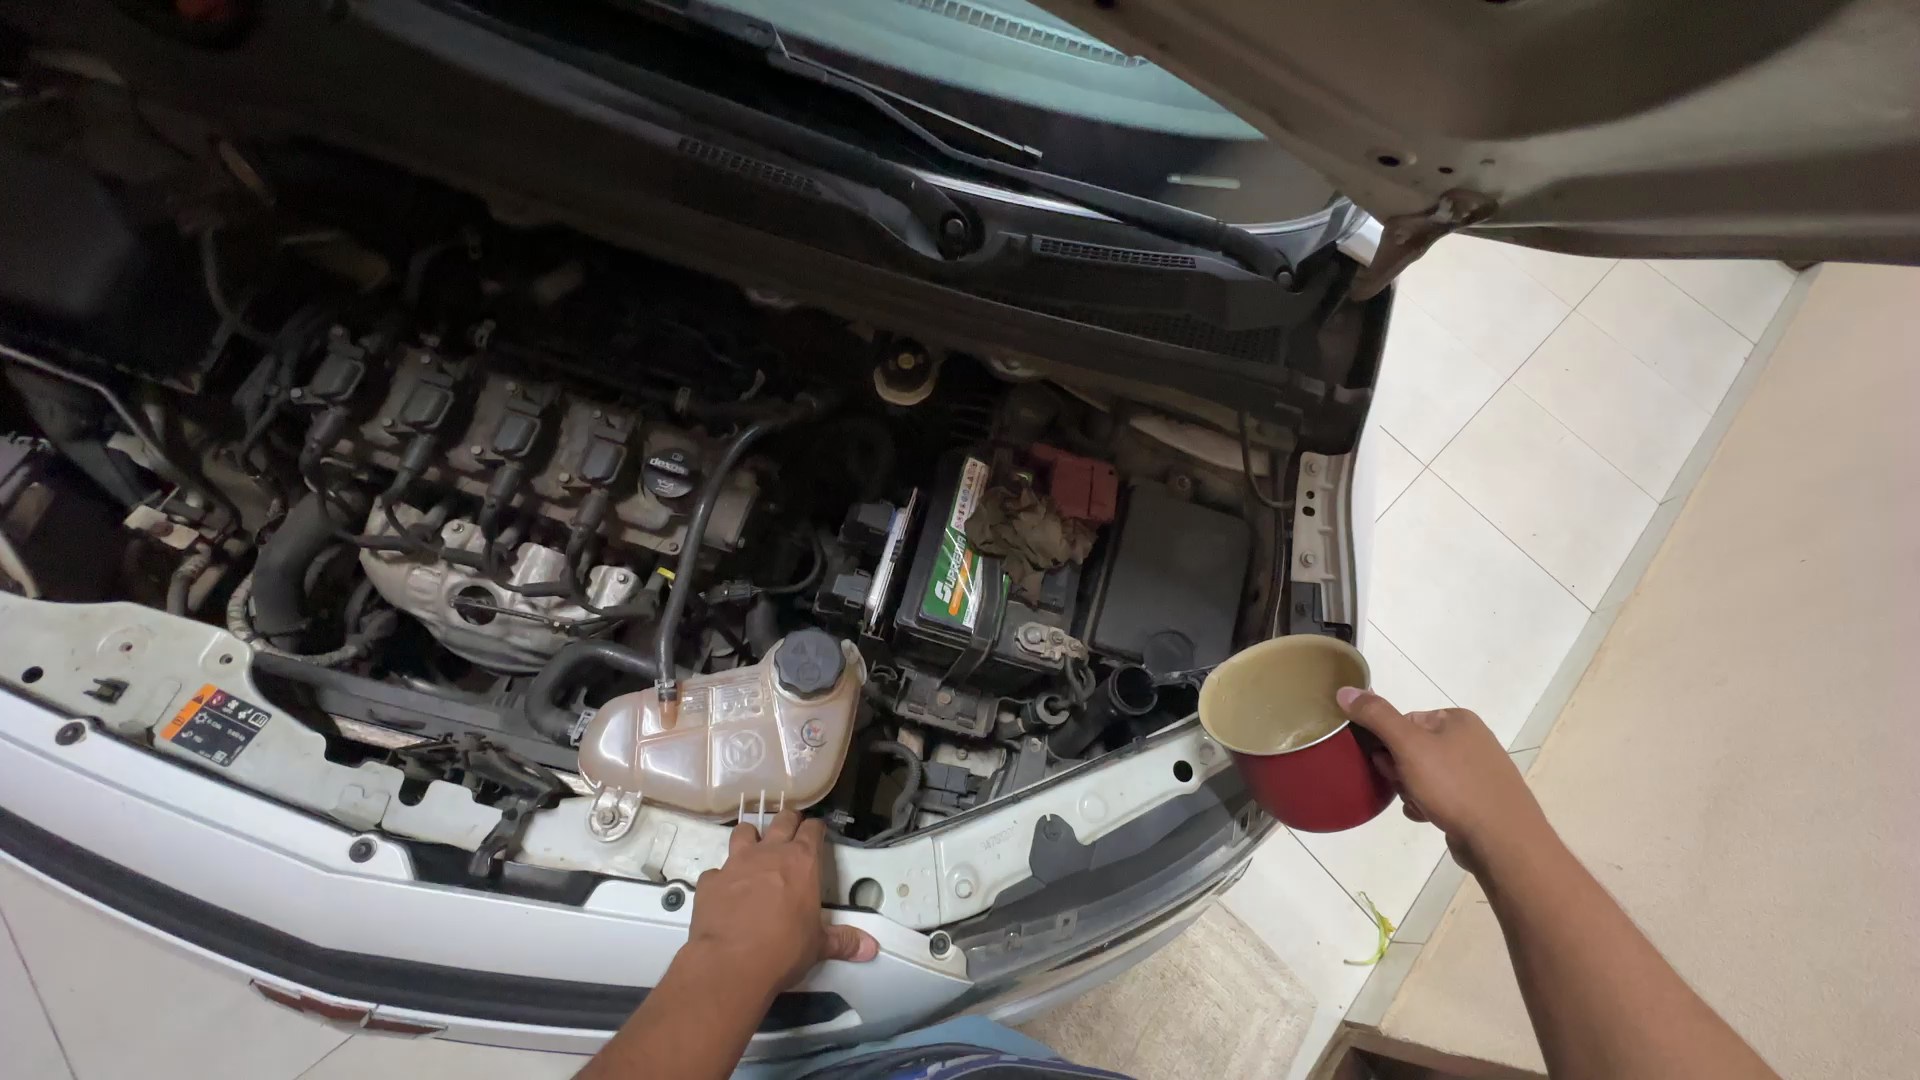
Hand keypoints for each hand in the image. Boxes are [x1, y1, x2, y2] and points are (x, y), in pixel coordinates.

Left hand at [685, 810, 878, 1004]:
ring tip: (753, 851)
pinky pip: (715, 872)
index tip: (817, 834)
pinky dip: (721, 879)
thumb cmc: (784, 949)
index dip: (816, 829)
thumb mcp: (818, 946)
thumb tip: (871, 948)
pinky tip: (724, 893)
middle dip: (788, 822)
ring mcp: (736, 863)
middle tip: (791, 832)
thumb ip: (843, 942)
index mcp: (802, 861)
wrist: (731, 964)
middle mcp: (770, 852)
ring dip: (750, 837)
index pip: (813, 829)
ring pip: (743, 832)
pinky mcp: (710, 881)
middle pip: (782, 820)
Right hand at [1337, 687, 1547, 873]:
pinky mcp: (1479, 800)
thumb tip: (1345, 690)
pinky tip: (1428, 816)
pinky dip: (1427, 804)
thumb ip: (1376, 715)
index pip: (1402, 720)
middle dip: (1398, 769)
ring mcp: (1478, 771)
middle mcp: (1471, 740)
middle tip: (1403, 784)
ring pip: (1422, 773)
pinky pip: (1439, 795)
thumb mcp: (1408, 745)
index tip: (1387, 763)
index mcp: (1457, 720)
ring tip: (1419, 805)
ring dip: (1410, 790)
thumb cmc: (1455, 787)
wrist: (1504, 843)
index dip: (1386, 743)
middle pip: (1410, 747)